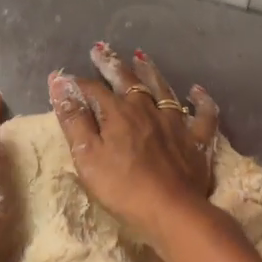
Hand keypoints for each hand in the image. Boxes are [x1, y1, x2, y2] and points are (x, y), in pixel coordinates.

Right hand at [50, 42, 220, 245]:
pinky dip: (200, 101)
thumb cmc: (122, 188)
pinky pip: (203, 114)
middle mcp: (147, 109)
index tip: (64, 79)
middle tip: (101, 50)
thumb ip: (73, 118)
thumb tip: (59, 82)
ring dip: (150, 71)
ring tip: (141, 57)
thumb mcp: (87, 155)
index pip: (93, 90)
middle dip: (112, 64)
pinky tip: (197, 91)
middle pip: (128, 81)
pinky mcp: (197, 140)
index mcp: (118, 113)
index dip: (77, 84)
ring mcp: (175, 123)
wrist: (172, 211)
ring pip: (162, 89)